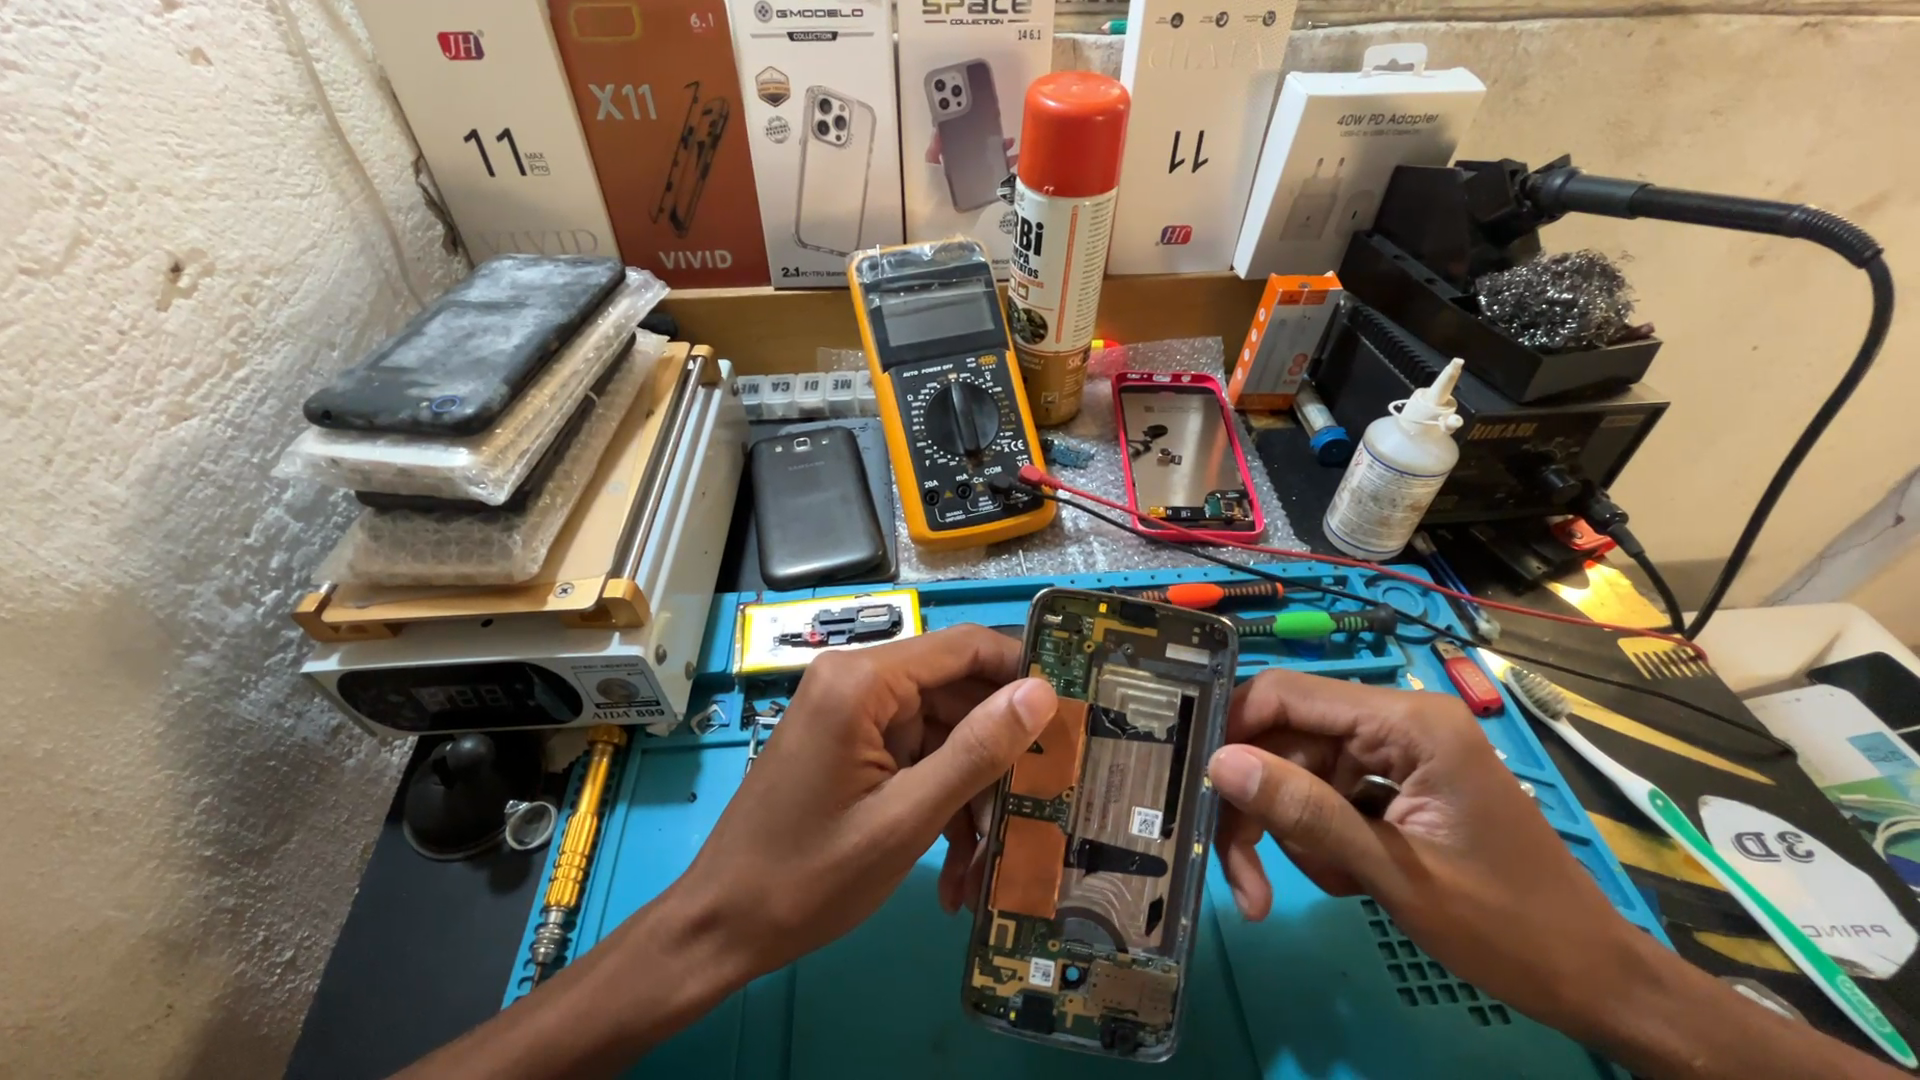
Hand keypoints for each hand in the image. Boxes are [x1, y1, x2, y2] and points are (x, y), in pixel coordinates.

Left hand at [666, 624, 1056, 980]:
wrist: (723, 926)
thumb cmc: (809, 876)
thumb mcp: (906, 819)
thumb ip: (976, 752)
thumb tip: (1041, 692)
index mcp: (862, 681)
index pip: (964, 647)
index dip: (1021, 673)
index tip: (1071, 716)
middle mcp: (856, 682)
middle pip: (956, 694)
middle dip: (996, 753)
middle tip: (1041, 802)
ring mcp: (852, 715)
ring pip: (942, 734)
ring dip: (969, 793)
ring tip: (988, 859)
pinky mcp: (851, 746)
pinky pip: (915, 758)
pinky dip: (939, 803)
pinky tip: (954, 867)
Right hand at [1206, 670, 1641, 1034]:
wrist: (1592, 980)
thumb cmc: (1508, 929)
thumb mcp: (1395, 873)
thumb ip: (1304, 811)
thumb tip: (1219, 763)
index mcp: (1408, 722)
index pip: (1287, 695)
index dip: (1233, 730)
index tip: (1198, 786)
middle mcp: (1398, 723)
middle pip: (1286, 742)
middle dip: (1261, 807)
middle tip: (1243, 881)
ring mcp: (1397, 754)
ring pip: (1299, 774)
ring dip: (1293, 834)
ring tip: (1328, 889)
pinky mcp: (1395, 785)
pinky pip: (1326, 796)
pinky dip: (1320, 839)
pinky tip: (1348, 881)